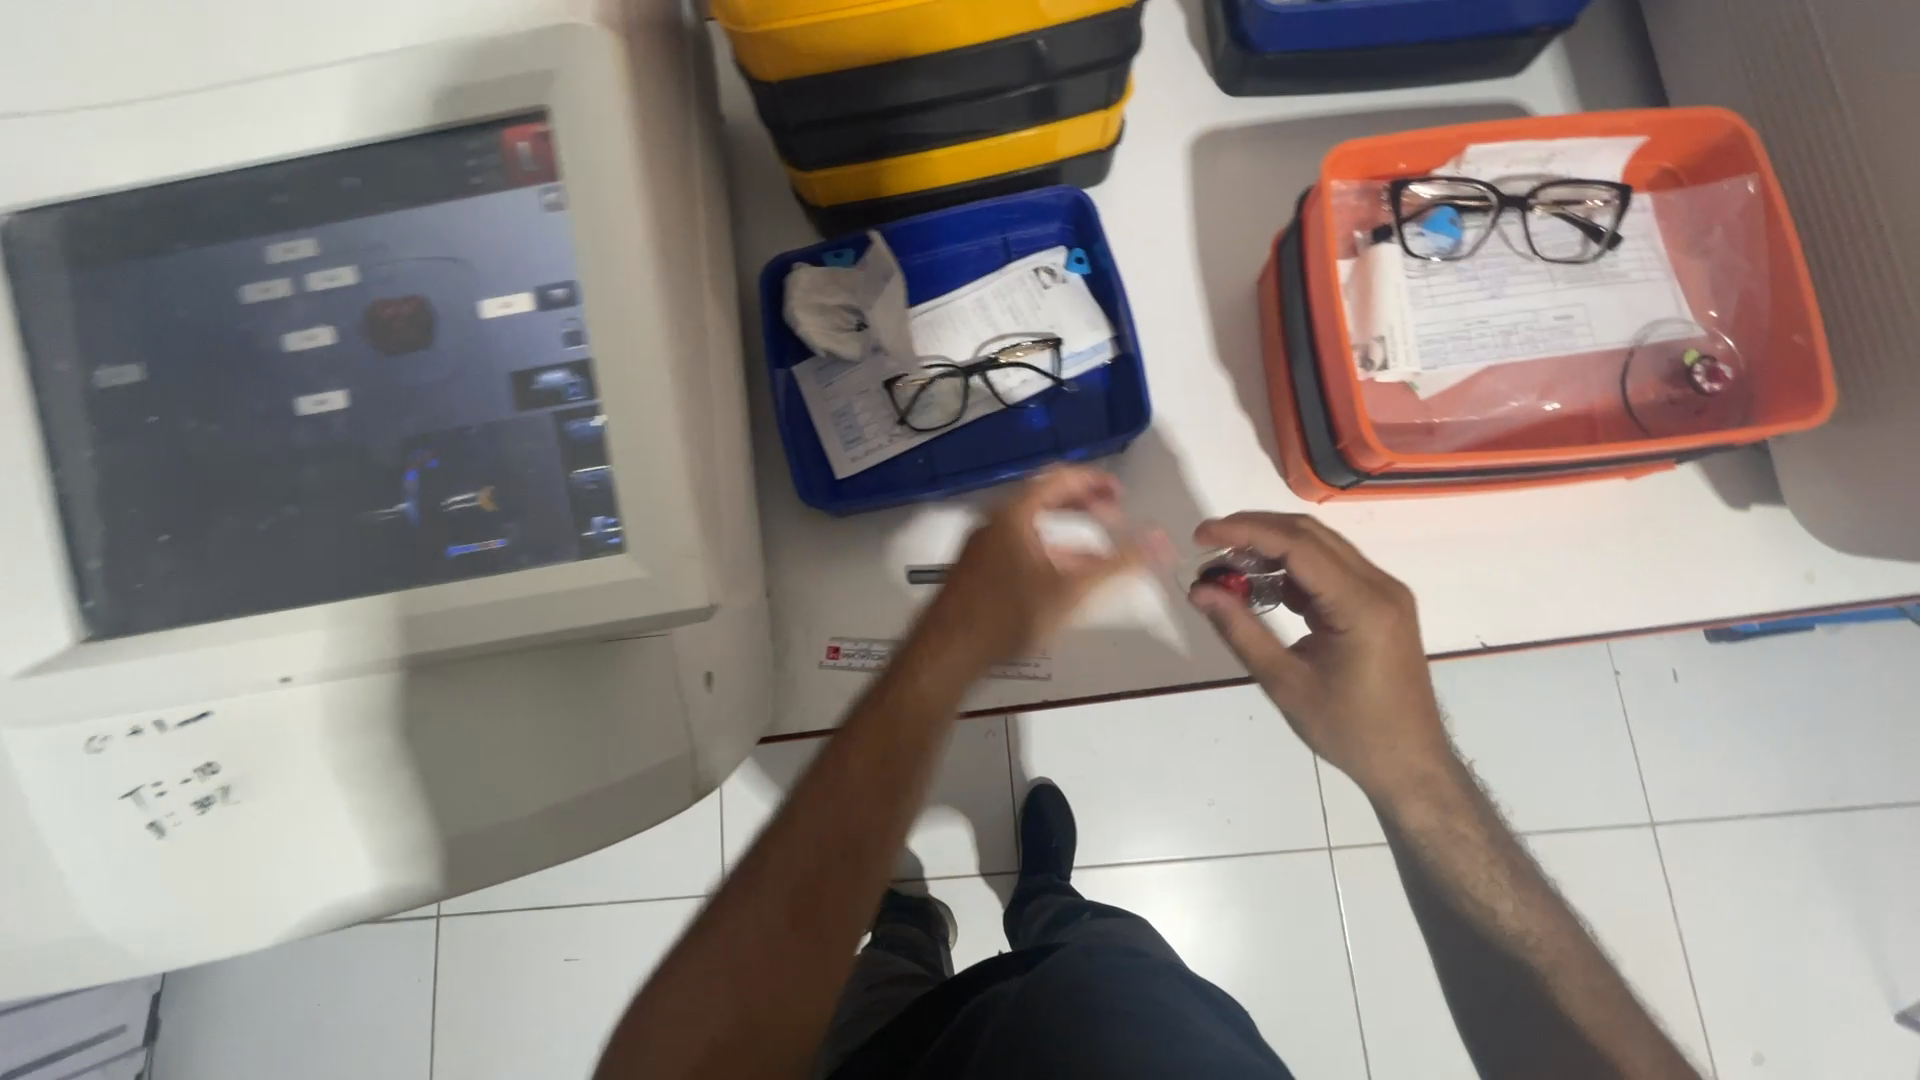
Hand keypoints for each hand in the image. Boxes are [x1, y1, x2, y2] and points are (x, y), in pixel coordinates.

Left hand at [914, 466, 1161, 671]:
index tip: (1121, 494)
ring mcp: (981, 547)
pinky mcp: (974, 571)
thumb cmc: (1007, 617)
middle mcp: (994, 522)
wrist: (946, 654)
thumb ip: (1119, 564)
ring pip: (1031, 528)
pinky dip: (1046, 553)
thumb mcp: (1071, 590)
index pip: (1060, 478)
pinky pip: (1017, 548)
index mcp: (1014, 514)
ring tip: (1096, 556)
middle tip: (1114, 517)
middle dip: (1083, 506)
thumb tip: (1161, 540)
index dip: (1095, 481)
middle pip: (1044, 499)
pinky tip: (1061, 583)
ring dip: (1067, 535)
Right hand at [1188, 512, 1451, 797]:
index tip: (1200, 535)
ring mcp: (1383, 593)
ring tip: (1224, 566)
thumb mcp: (1284, 682)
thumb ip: (1239, 629)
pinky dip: (1290, 570)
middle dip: (1254, 531)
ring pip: (1320, 548)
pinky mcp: (1378, 605)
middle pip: (1310, 535)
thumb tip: (1199, 590)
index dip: (1244, 531)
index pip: (1296, 545)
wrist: (1410, 764)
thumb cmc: (1348, 730)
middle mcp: (1380, 585)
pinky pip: (1329, 570)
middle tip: (1207, 544)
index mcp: (1362, 604)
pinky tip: (1258, 586)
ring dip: (1271, 548)